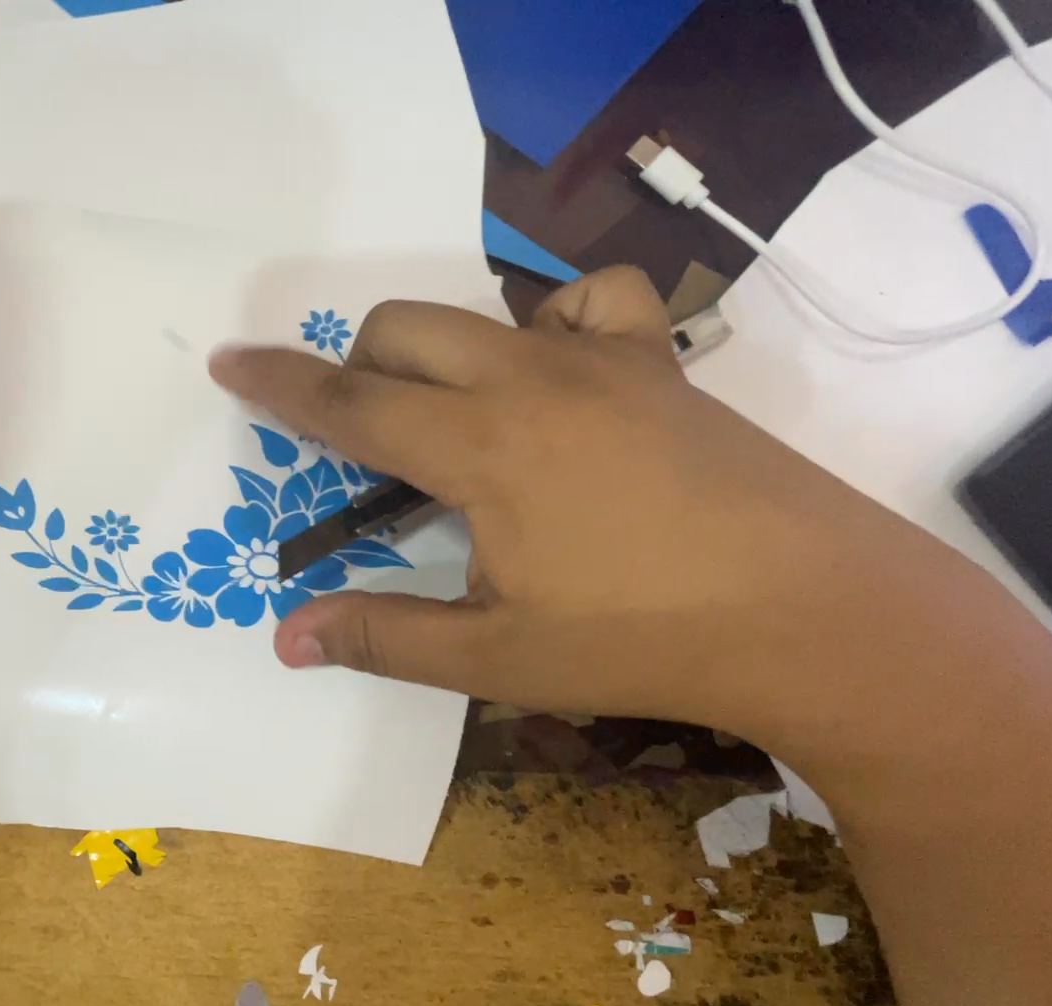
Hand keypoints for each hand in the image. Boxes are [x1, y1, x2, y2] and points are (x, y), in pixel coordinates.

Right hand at [211, 268, 960, 736]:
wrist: (823, 619)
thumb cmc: (642, 642)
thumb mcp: (493, 658)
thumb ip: (381, 638)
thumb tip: (286, 639)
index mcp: (480, 446)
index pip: (349, 403)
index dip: (277, 384)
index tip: (228, 360)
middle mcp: (530, 379)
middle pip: (401, 330)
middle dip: (356, 369)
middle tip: (366, 441)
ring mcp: (604, 359)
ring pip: (481, 308)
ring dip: (437, 351)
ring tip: (456, 420)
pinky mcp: (662, 364)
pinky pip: (593, 300)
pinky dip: (551, 322)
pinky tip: (556, 376)